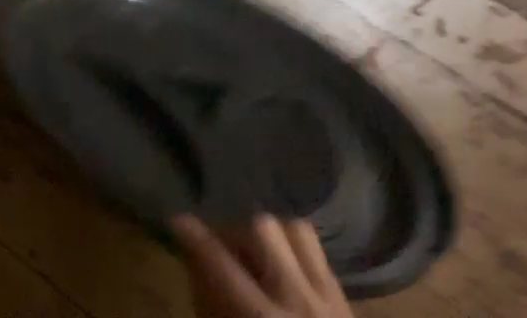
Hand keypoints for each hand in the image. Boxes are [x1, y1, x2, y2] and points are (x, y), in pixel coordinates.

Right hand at [171, 214, 351, 317]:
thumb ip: (212, 305)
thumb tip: (197, 263)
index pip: (221, 264)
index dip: (195, 238)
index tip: (178, 221)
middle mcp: (299, 303)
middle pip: (262, 231)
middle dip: (235, 231)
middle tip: (221, 246)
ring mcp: (331, 301)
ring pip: (296, 231)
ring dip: (269, 233)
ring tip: (253, 252)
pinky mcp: (348, 304)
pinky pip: (317, 254)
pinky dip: (293, 249)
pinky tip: (280, 266)